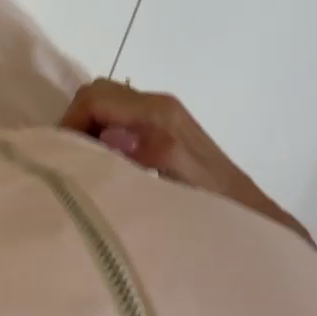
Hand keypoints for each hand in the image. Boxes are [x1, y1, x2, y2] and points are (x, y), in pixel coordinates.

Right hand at [61, 78, 316, 248]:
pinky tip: (107, 163)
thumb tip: (95, 141)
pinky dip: (102, 131)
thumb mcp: (170, 181)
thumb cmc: (212, 205)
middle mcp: (158, 104)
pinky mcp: (164, 128)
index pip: (93, 98)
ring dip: (88, 126)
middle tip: (69, 158)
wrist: (256, 222)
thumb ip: (134, 155)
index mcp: (156, 112)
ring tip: (85, 162)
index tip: (60, 155)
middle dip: (76, 120)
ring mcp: (162, 115)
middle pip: (98, 94)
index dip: (69, 122)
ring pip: (107, 104)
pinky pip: (120, 116)